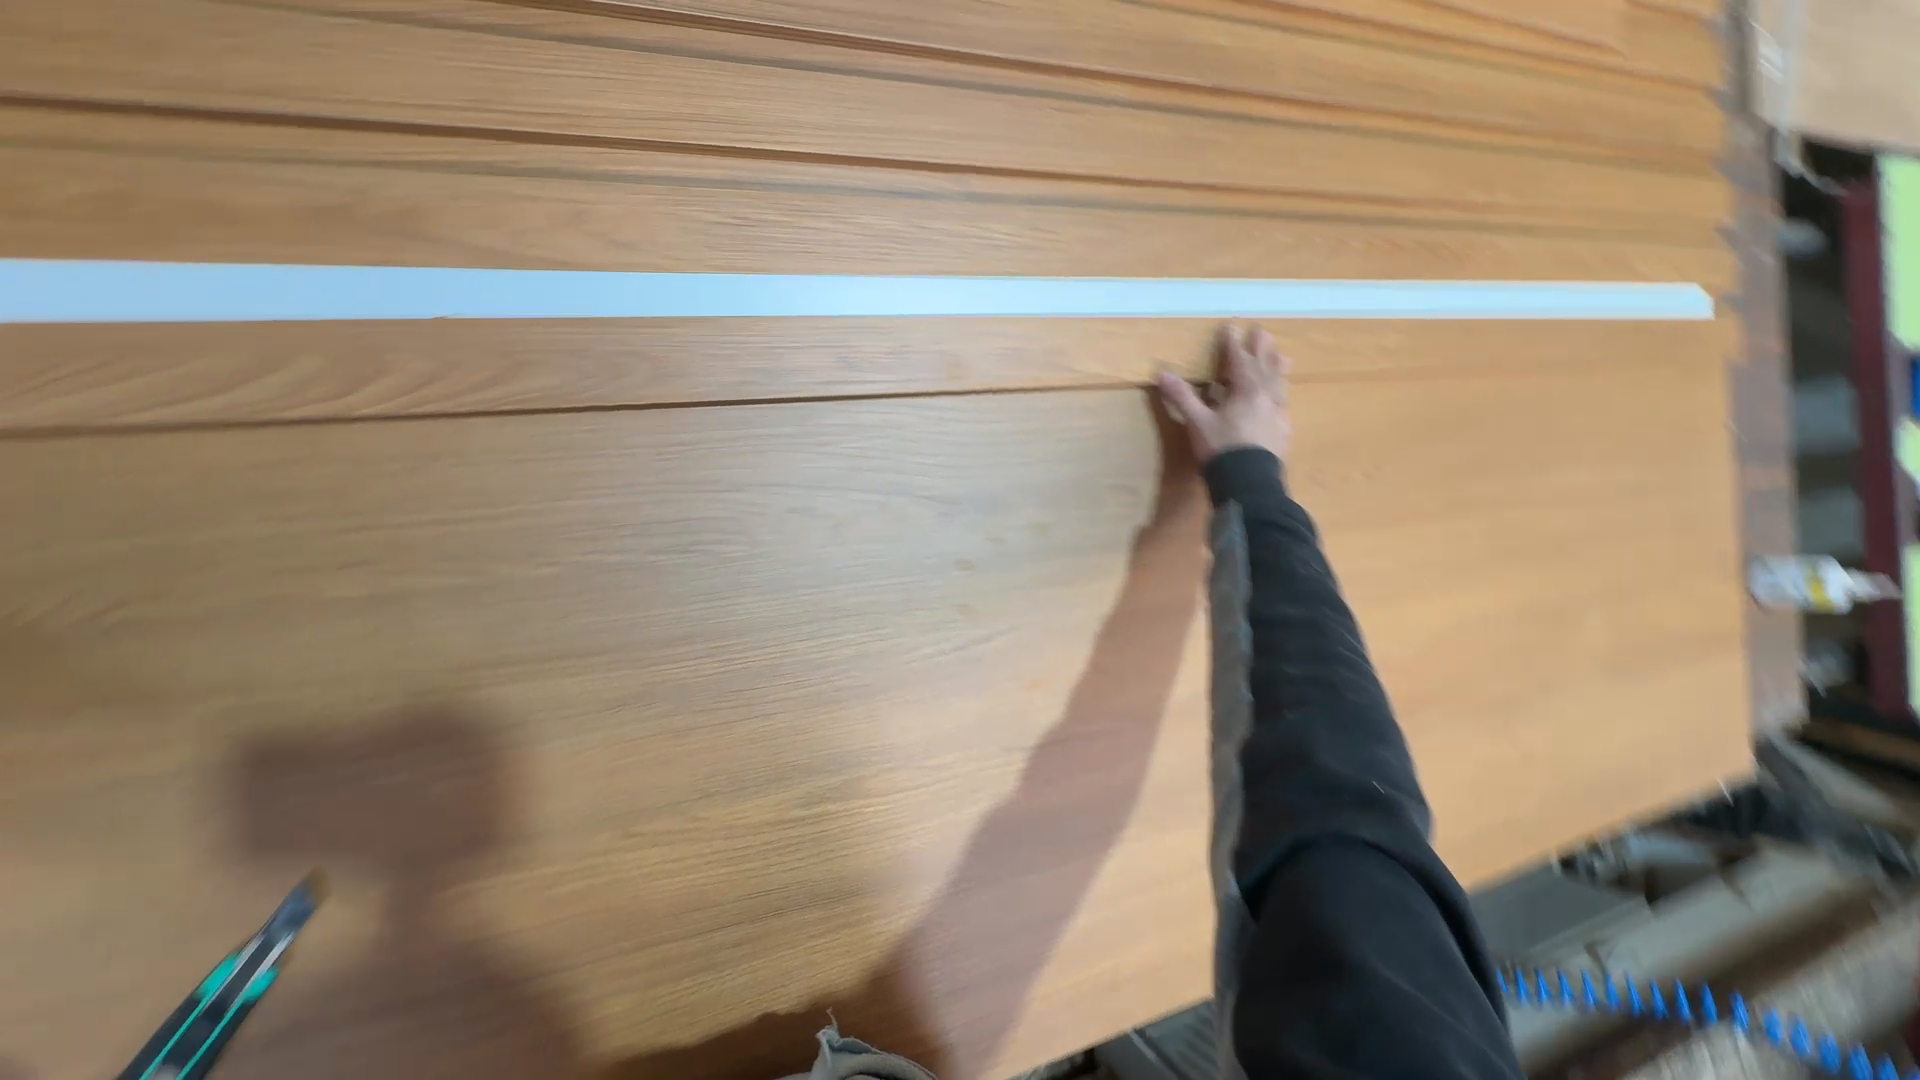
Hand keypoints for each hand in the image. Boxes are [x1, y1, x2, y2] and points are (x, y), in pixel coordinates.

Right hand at [1155, 323, 1291, 463]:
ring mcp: (1278, 413)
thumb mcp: (1197, 423)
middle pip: (1264, 366)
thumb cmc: (1221, 449)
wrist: (1250, 483)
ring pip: (1279, 384)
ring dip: (1277, 368)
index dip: (1232, 343)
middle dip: (1260, 348)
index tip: (1230, 327)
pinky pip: (1283, 404)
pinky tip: (1281, 398)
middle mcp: (1266, 396)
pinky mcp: (1283, 430)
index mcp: (1246, 390)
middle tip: (1262, 331)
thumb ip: (1182, 397)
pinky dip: (1281, 393)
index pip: (1238, 360)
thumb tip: (1162, 374)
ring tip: (1282, 357)